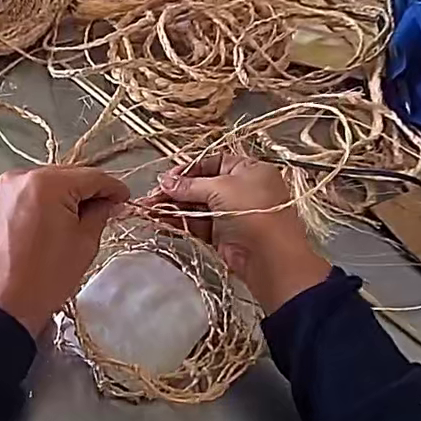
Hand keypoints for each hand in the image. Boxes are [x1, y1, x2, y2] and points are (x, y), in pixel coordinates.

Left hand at [0, 166, 131, 336]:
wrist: (4, 303)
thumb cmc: (46, 276)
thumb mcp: (85, 242)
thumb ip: (100, 213)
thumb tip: (109, 202)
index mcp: (46, 184)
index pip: (91, 176)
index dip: (113, 187)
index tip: (125, 198)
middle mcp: (23, 176)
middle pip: (70, 175)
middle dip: (91, 190)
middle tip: (110, 208)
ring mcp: (7, 187)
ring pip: (52, 181)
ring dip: (71, 194)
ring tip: (87, 216)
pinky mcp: (0, 200)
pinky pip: (35, 191)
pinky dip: (51, 200)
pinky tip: (64, 216)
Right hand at [144, 153, 329, 312]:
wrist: (270, 258)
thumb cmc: (254, 213)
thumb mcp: (222, 189)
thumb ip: (191, 185)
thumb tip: (166, 181)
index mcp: (250, 169)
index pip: (214, 162)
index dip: (189, 169)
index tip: (167, 177)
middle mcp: (242, 189)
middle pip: (202, 185)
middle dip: (176, 190)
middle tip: (153, 195)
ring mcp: (232, 214)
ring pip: (197, 207)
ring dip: (174, 207)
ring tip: (150, 209)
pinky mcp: (224, 236)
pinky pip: (198, 225)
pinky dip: (180, 222)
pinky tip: (161, 221)